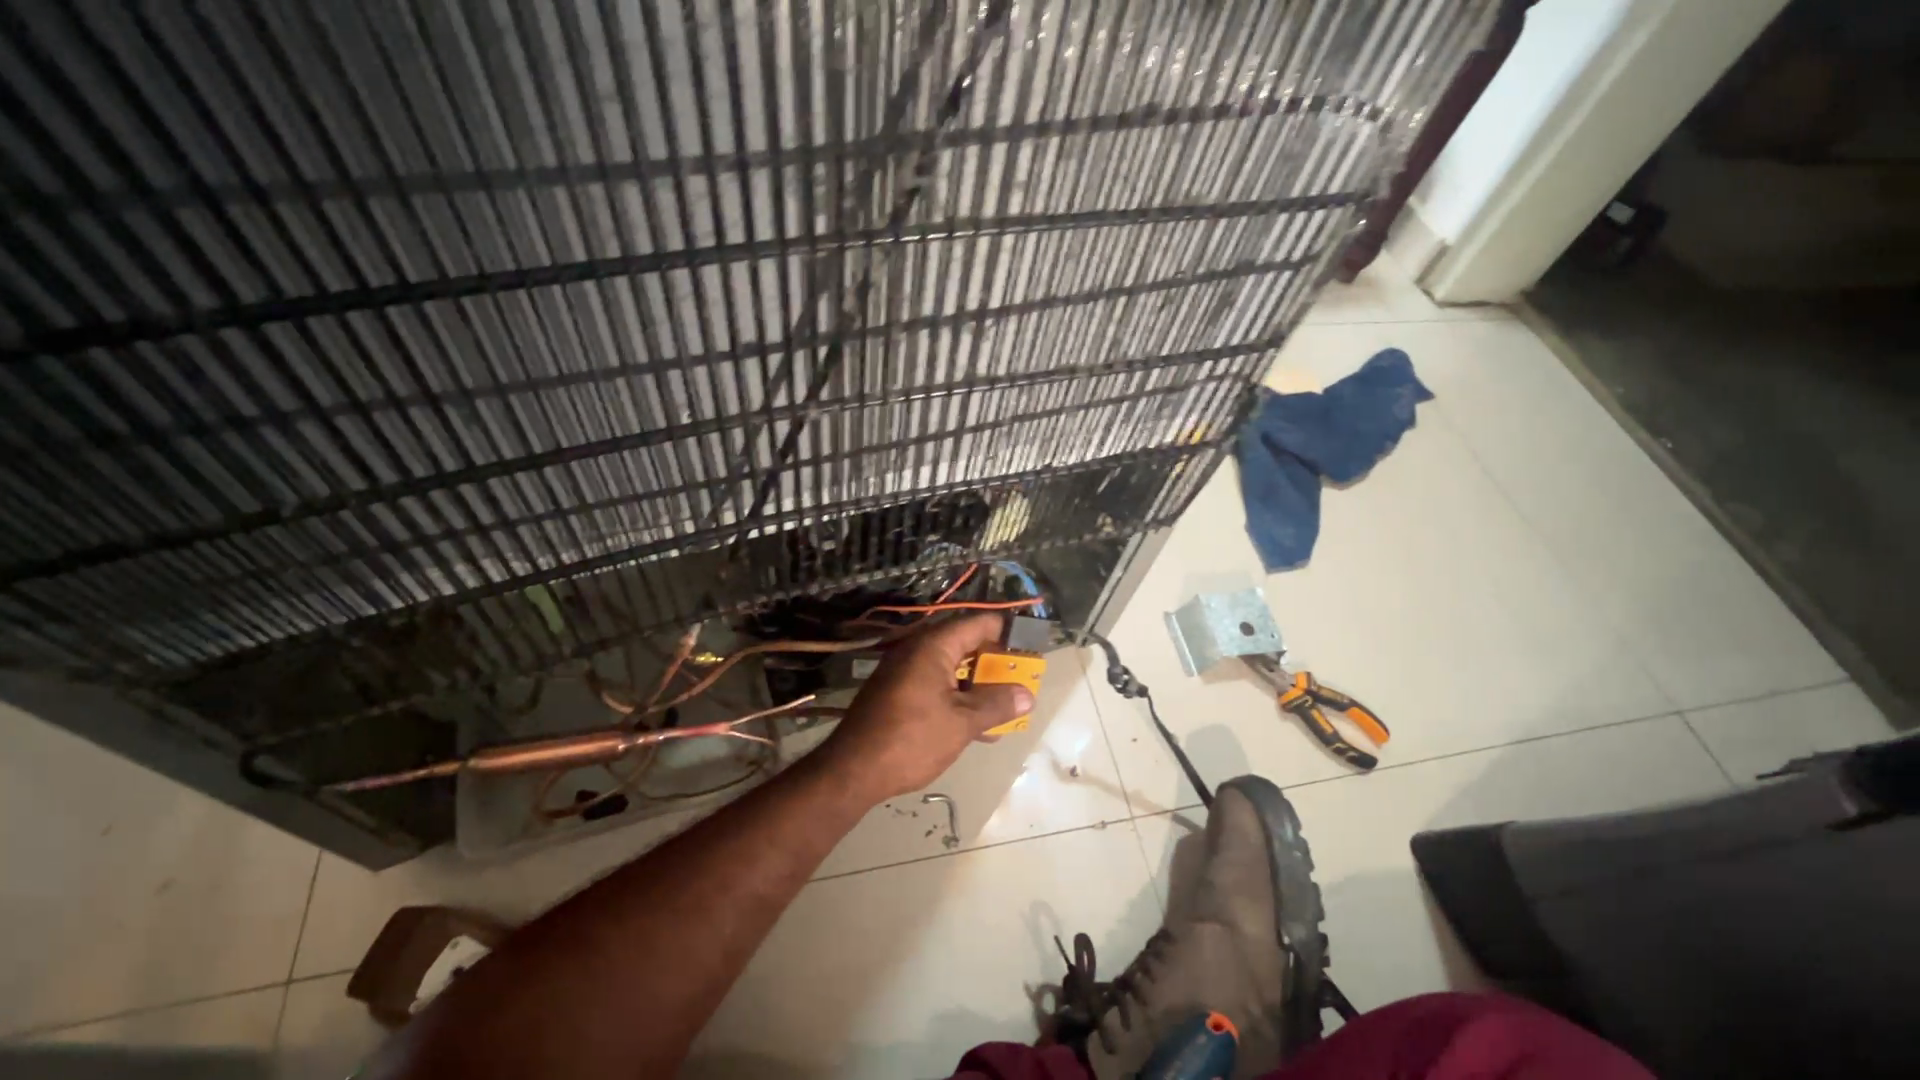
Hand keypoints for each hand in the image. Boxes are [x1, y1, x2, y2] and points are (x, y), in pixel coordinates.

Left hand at [816, 613, 1033, 804]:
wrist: (853, 770)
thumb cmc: (912, 739)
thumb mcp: (963, 722)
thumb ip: (997, 704)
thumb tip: (1027, 695)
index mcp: (933, 646)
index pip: (979, 623)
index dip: (1008, 632)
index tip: (1032, 648)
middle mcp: (917, 651)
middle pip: (966, 645)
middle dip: (996, 663)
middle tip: (1022, 680)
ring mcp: (904, 672)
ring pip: (952, 670)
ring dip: (979, 686)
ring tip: (1008, 708)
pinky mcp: (897, 694)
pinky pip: (937, 687)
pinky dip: (959, 699)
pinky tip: (980, 727)